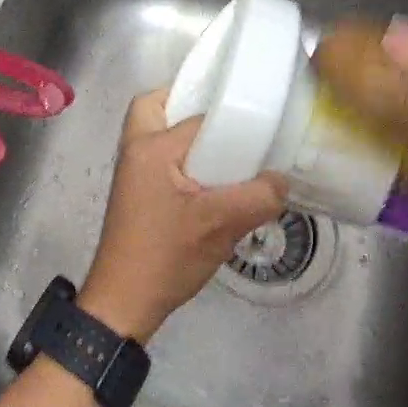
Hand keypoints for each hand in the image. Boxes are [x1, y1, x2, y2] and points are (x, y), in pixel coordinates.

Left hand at [79, 90, 288, 341]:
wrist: (125, 301)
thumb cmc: (167, 256)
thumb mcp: (220, 225)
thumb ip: (257, 198)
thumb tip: (282, 180)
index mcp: (150, 147)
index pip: (196, 116)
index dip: (229, 119)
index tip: (259, 126)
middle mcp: (135, 150)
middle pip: (155, 106)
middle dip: (186, 104)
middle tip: (225, 122)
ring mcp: (132, 171)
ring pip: (155, 132)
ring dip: (184, 134)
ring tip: (227, 150)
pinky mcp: (136, 192)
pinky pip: (159, 157)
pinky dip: (182, 158)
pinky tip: (213, 179)